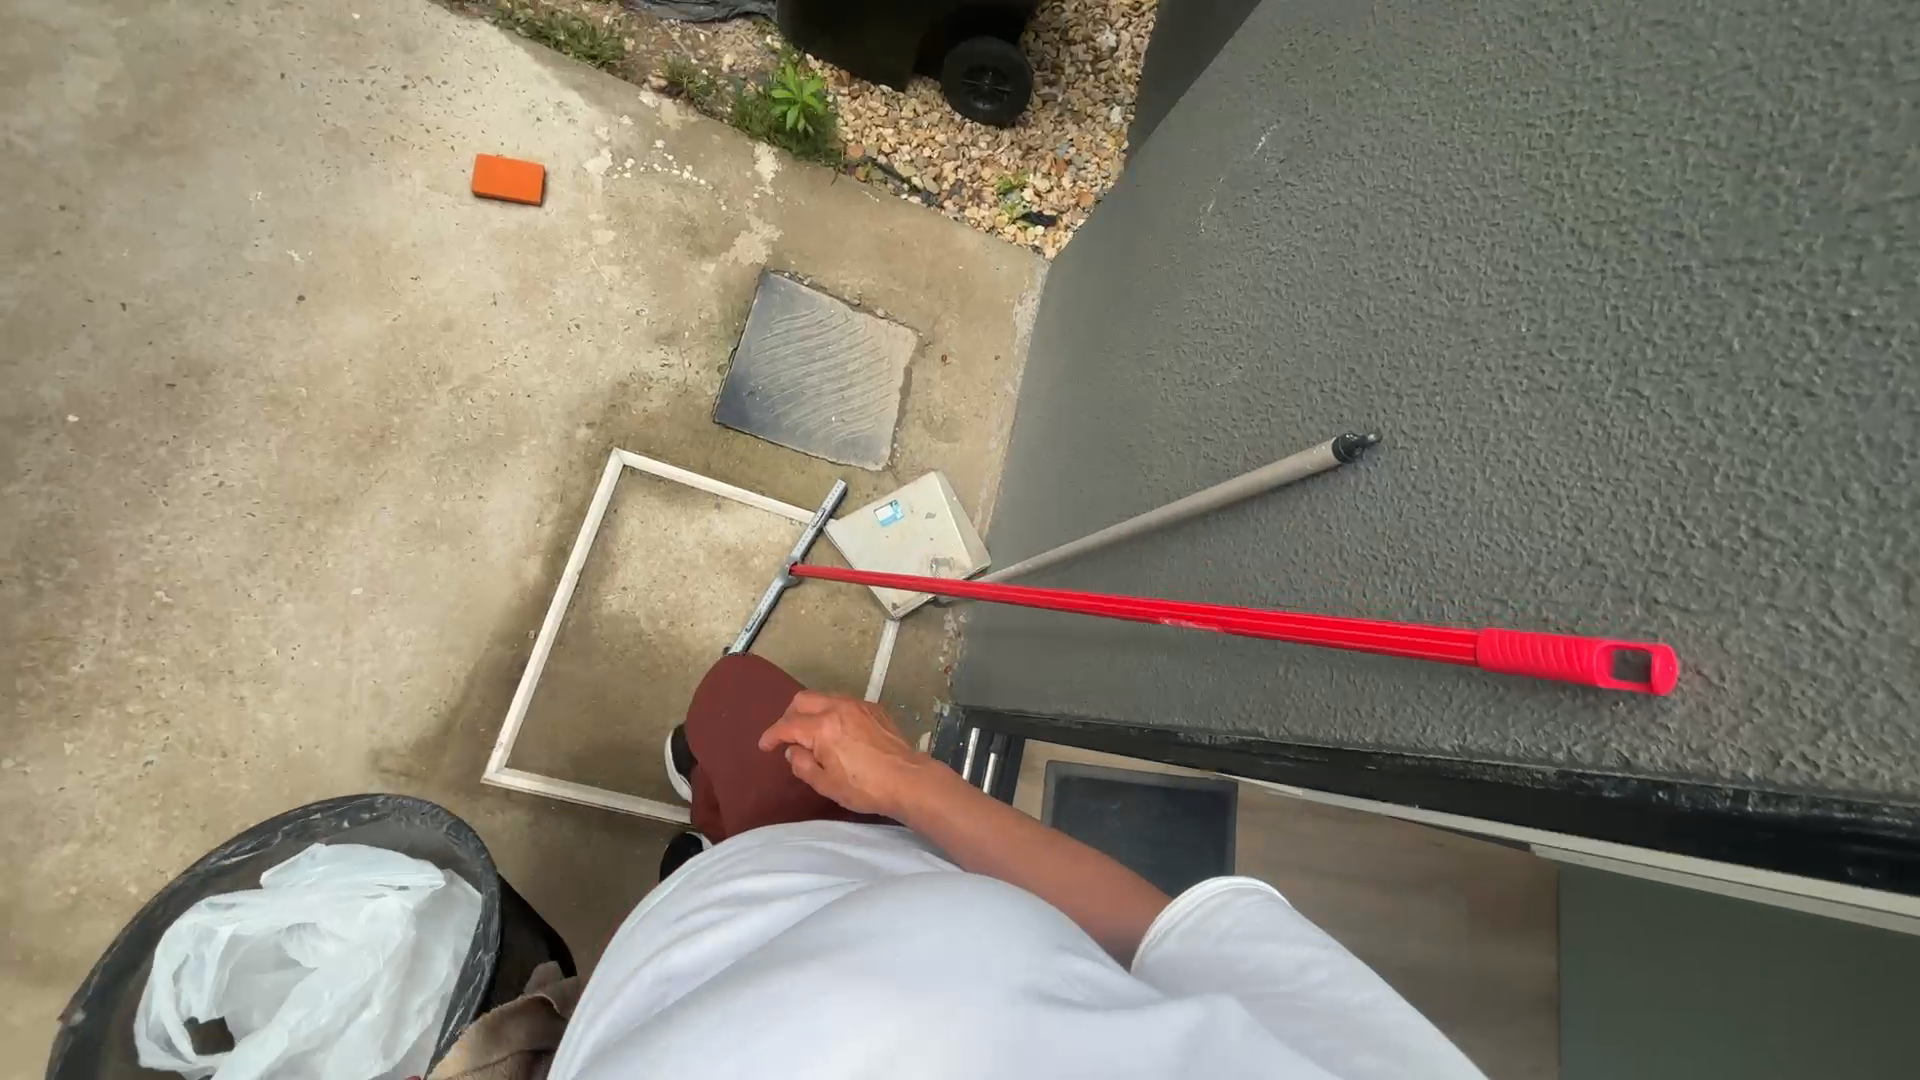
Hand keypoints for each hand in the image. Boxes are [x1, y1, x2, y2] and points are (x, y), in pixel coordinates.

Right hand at [757, 692, 933, 816]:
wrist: (907, 779)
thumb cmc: (864, 787)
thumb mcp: (825, 784)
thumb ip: (803, 764)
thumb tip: (795, 750)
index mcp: (823, 726)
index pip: (787, 725)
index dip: (771, 736)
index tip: (765, 746)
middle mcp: (839, 708)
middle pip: (803, 700)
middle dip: (789, 716)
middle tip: (786, 736)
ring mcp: (859, 705)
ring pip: (824, 697)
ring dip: (811, 711)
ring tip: (810, 733)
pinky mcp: (874, 709)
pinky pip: (844, 703)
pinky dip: (832, 712)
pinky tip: (836, 731)